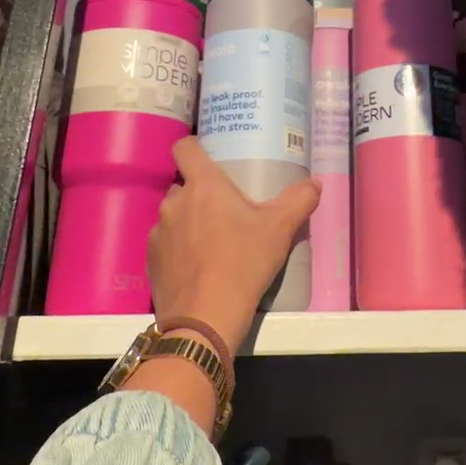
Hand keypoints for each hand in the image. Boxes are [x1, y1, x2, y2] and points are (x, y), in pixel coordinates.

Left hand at [148, 136, 319, 352]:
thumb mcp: (280, 229)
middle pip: (183, 185)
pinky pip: (165, 244)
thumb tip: (314, 184)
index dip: (194, 146)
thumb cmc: (243, 262)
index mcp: (203, 185)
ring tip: (212, 242)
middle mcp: (174, 202)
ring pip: (174, 216)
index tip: (209, 156)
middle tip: (225, 210)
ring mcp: (158, 232)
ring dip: (189, 222)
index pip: (184, 147)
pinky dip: (178, 249)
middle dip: (200, 193)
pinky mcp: (151, 261)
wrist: (205, 318)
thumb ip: (300, 200)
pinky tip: (198, 267)